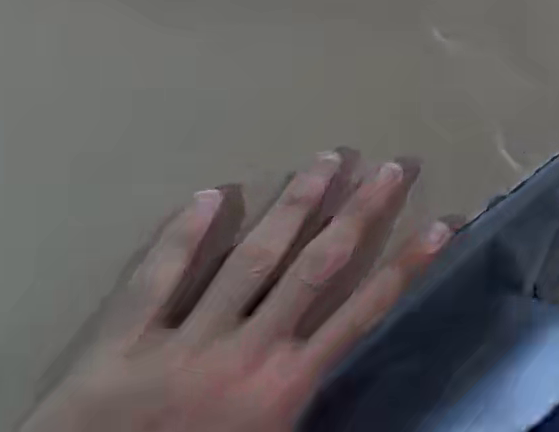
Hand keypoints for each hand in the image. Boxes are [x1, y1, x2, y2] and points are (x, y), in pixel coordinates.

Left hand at [20, 151, 453, 431]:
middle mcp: (246, 355)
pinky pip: (153, 284)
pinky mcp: (113, 353)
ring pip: (250, 260)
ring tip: (326, 159)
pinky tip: (214, 193)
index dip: (409, 264)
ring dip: (295, 204)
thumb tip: (346, 353)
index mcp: (284, 387)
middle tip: (391, 166)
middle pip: (318, 267)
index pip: (364, 311)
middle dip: (360, 211)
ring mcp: (180, 349)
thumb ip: (304, 399)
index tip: (444, 221)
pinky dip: (182, 238)